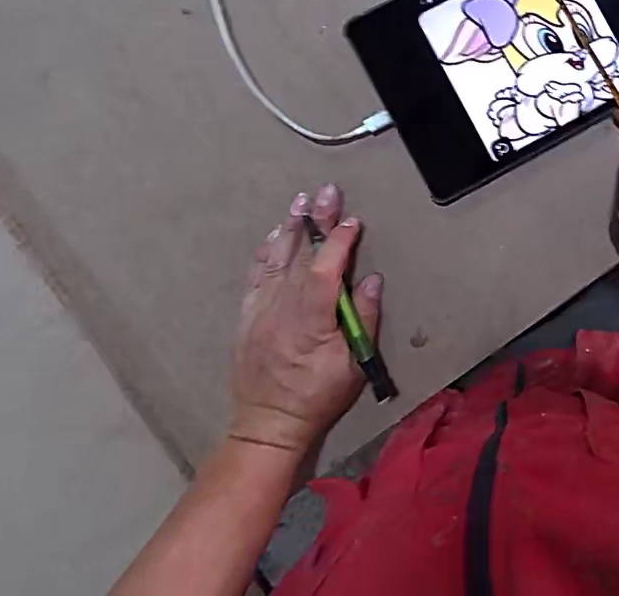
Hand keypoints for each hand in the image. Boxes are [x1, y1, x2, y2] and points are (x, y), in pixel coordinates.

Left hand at [229, 184, 382, 452]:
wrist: (266, 425)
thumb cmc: (317, 397)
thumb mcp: (352, 367)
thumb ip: (363, 320)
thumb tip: (371, 279)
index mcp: (310, 324)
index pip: (324, 272)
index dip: (339, 243)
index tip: (353, 222)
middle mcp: (281, 311)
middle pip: (301, 257)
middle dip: (316, 221)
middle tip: (326, 191)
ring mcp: (260, 311)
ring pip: (276, 261)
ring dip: (290, 228)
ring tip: (300, 200)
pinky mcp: (247, 316)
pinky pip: (256, 277)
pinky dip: (265, 253)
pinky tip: (273, 234)